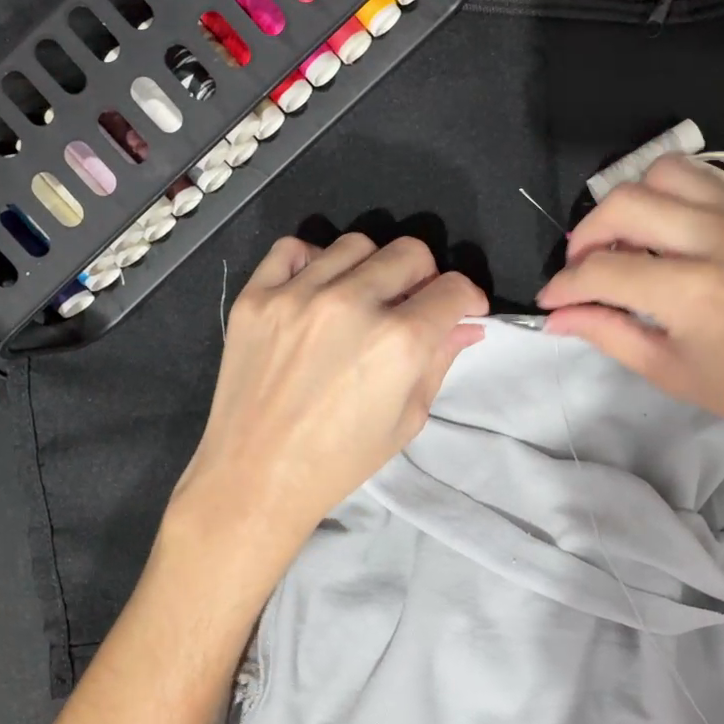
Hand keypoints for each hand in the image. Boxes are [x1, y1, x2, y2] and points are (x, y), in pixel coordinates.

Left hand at [171, 234, 487, 550]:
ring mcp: (298, 295)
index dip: (467, 298)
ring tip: (363, 300)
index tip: (463, 311)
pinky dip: (314, 261)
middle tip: (413, 306)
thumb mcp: (407, 419)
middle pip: (411, 253)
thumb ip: (439, 361)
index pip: (453, 288)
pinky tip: (318, 289)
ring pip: (357, 245)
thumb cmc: (341, 461)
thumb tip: (466, 325)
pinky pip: (293, 248)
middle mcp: (352, 304)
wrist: (257, 478)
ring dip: (373, 268)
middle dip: (426, 277)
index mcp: (398, 342)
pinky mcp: (256, 297)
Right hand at [536, 155, 723, 467]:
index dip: (565, 285)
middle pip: (626, 202)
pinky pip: (703, 181)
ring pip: (663, 172)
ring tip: (624, 242)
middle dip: (586, 234)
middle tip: (581, 268)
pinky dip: (671, 198)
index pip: (604, 269)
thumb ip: (609, 333)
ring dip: (630, 203)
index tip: (551, 300)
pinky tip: (667, 235)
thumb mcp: (670, 372)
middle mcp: (718, 239)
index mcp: (693, 292)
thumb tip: (557, 316)